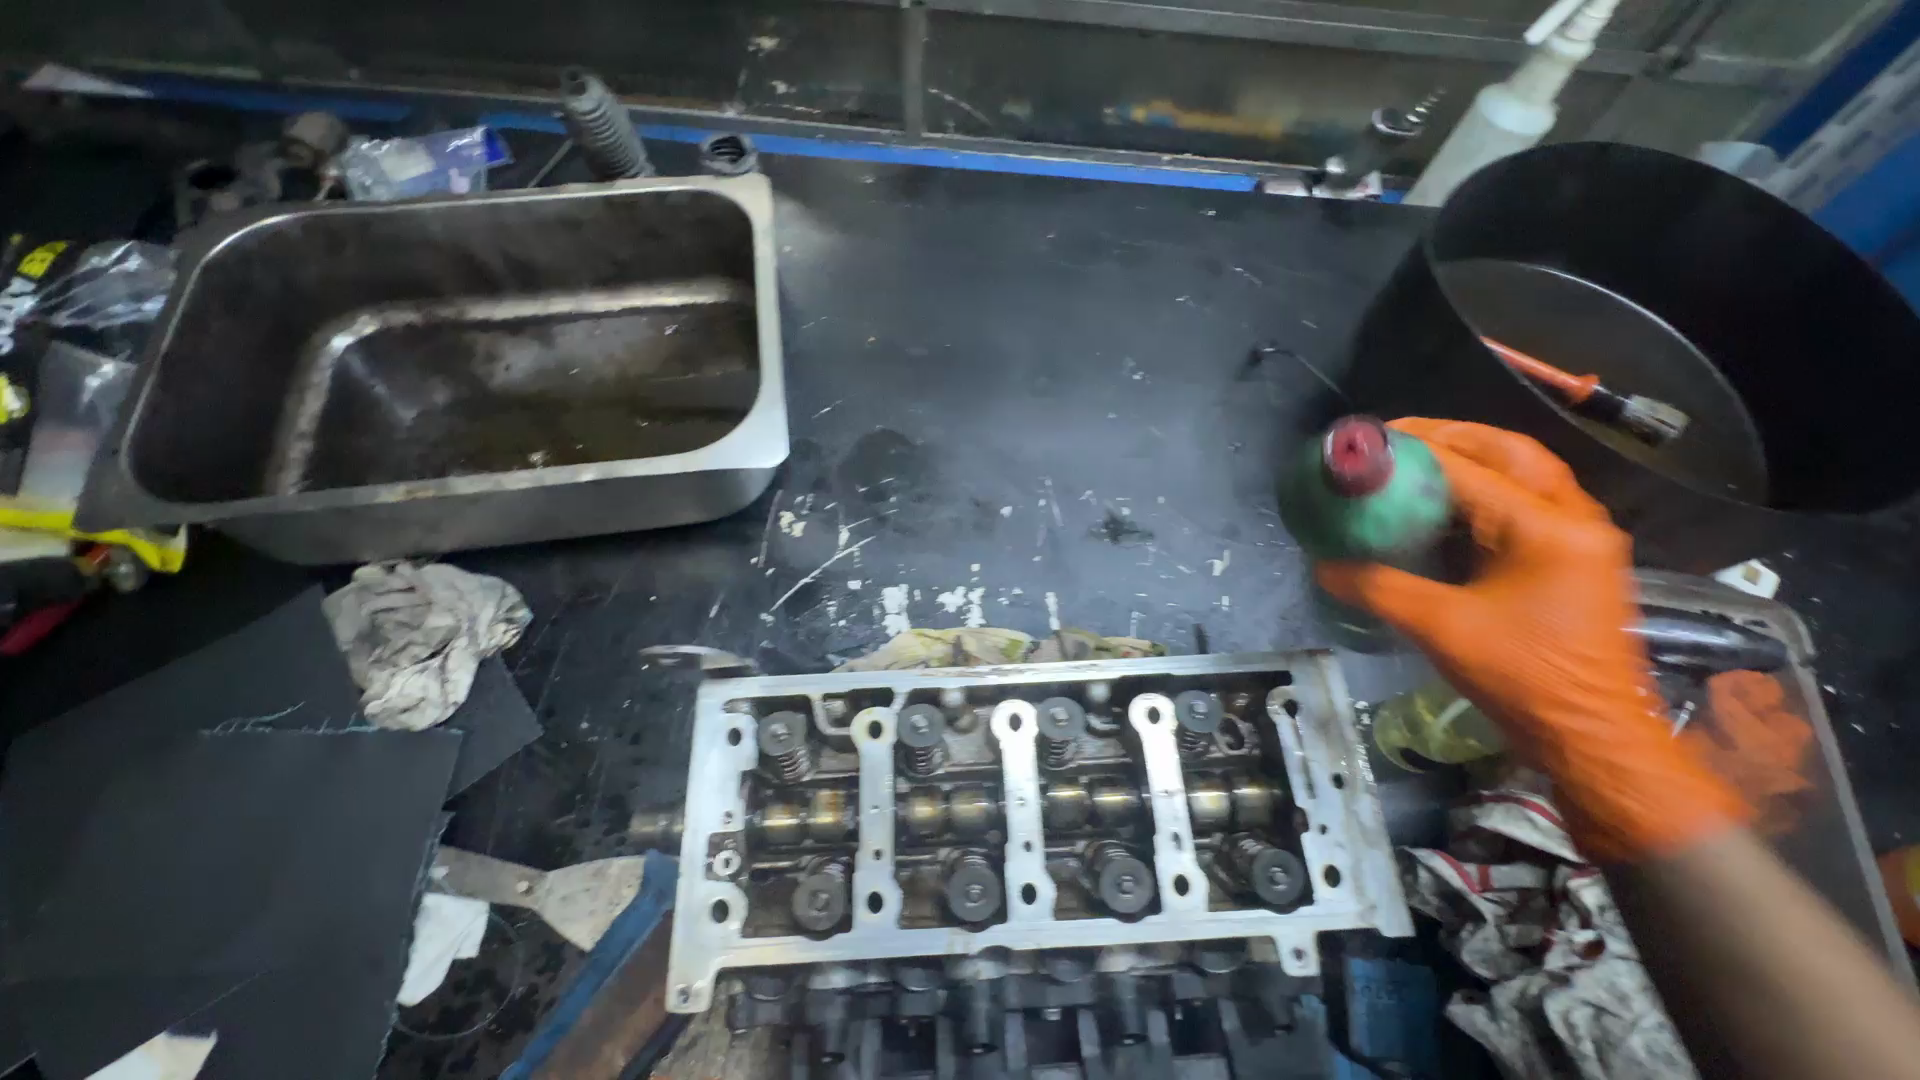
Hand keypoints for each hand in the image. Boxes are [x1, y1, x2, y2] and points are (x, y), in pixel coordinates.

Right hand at [1317, 418, 1749, 861]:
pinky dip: (1483, 493)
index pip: (1470, 469)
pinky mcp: (1570, 561)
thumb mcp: (1440, 629)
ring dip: (1470, 460)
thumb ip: (1378, 588)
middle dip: (1450, 438)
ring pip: (1523, 475)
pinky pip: (1525, 505)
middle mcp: (1572, 520)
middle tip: (1394, 442)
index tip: (1368, 442)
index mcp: (1547, 528)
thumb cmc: (1523, 679)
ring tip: (1414, 463)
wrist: (1591, 737)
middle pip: (1510, 452)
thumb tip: (1323, 565)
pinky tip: (1443, 507)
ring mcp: (1578, 540)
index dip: (1415, 451)